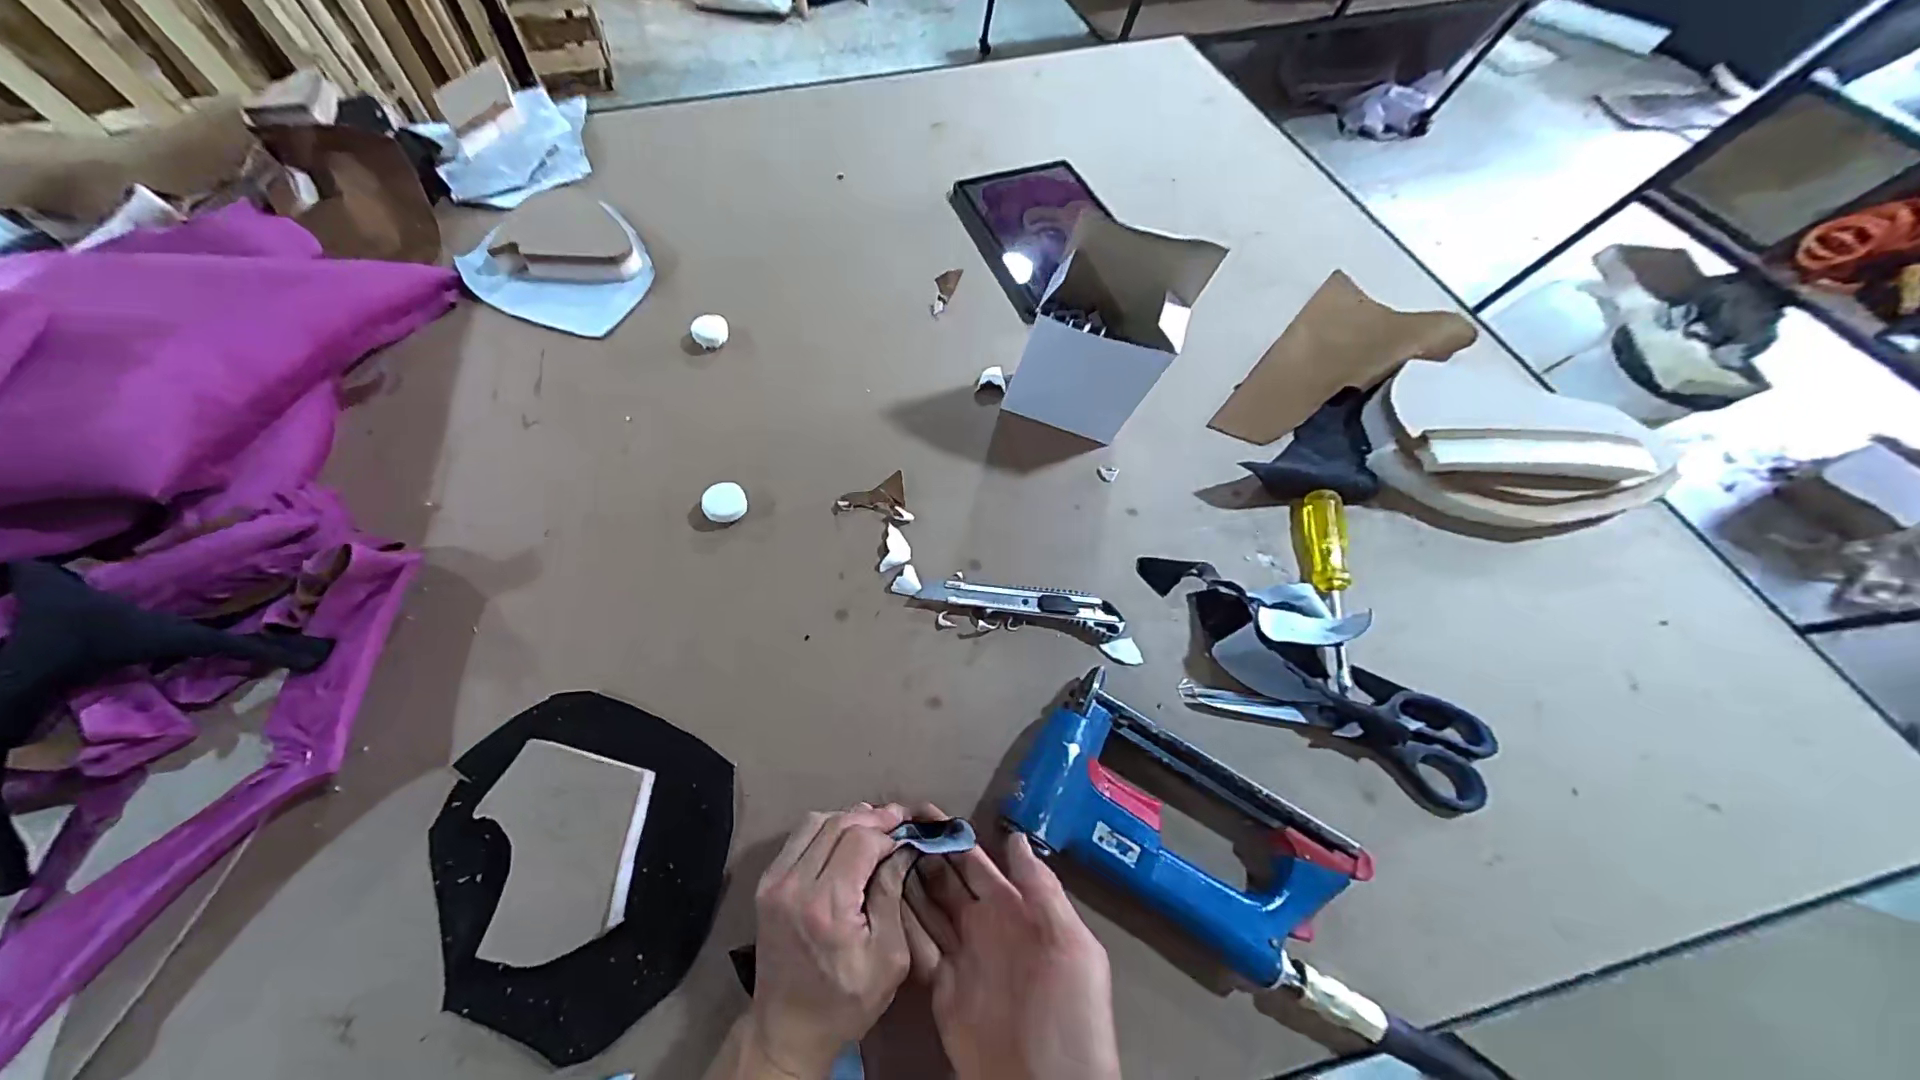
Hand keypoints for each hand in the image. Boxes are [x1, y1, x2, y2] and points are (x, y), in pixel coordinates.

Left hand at [746, 803, 915, 1076]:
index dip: (889, 832)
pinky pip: (799, 837)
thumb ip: (893, 895)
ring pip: (815, 822)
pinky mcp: (766, 884)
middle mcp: (794, 886)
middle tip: (899, 821)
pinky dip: (826, 829)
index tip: (910, 835)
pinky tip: (846, 840)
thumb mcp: (888, 957)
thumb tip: (903, 848)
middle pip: (838, 823)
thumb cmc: (846, 1001)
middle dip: (873, 817)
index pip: (860, 840)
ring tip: (875, 827)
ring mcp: (774, 882)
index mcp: (826, 906)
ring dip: (848, 818)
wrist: (787, 1031)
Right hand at [902, 805, 1121, 1079]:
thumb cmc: (1070, 1012)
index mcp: (1014, 910)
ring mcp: (960, 957)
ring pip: (927, 909)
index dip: (952, 836)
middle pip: (946, 881)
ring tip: (878, 854)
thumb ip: (1043, 890)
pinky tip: (878, 901)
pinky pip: (917, 949)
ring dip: (905, 882)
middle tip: (891, 826)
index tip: (924, 810)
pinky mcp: (941, 989)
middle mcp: (983, 926)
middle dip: (922, 853)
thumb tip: (1016, 838)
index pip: (977, 863)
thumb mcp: (1071, 945)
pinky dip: (898, 925)